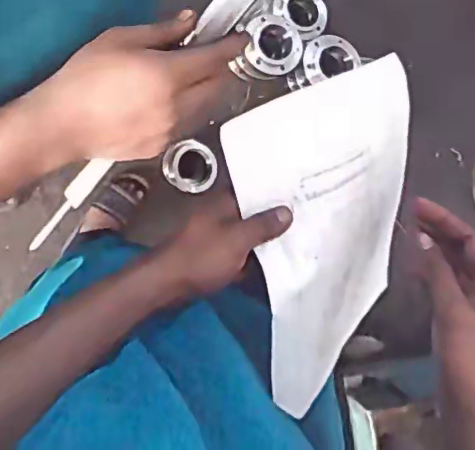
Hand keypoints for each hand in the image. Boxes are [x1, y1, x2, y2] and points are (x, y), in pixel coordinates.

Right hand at [21, 11, 246, 166]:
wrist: (60, 124)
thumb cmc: (84, 78)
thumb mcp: (121, 39)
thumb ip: (163, 31)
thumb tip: (189, 22)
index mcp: (168, 75)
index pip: (215, 58)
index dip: (233, 46)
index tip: (241, 38)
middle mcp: (176, 107)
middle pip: (221, 85)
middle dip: (224, 67)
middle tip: (213, 52)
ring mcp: (171, 131)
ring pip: (209, 107)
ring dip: (211, 89)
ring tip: (192, 73)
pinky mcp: (162, 148)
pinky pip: (191, 124)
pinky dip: (193, 108)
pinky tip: (173, 97)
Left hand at [147, 193, 291, 300]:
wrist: (168, 283)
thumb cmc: (202, 256)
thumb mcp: (236, 240)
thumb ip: (261, 226)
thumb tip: (287, 210)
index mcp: (224, 203)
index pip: (253, 190)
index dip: (274, 192)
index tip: (300, 191)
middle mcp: (222, 215)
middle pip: (252, 213)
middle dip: (274, 216)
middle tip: (306, 216)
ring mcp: (219, 236)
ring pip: (249, 234)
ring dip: (267, 238)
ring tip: (299, 237)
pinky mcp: (217, 256)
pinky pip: (243, 252)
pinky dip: (256, 256)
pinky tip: (277, 262)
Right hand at [410, 197, 474, 448]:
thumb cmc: (473, 366)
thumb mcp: (454, 313)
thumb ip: (438, 272)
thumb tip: (422, 236)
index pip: (473, 242)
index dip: (446, 220)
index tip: (418, 205)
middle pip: (466, 255)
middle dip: (439, 233)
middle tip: (409, 215)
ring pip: (456, 271)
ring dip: (434, 252)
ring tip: (408, 235)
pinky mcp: (465, 330)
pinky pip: (448, 289)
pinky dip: (432, 274)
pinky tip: (414, 270)